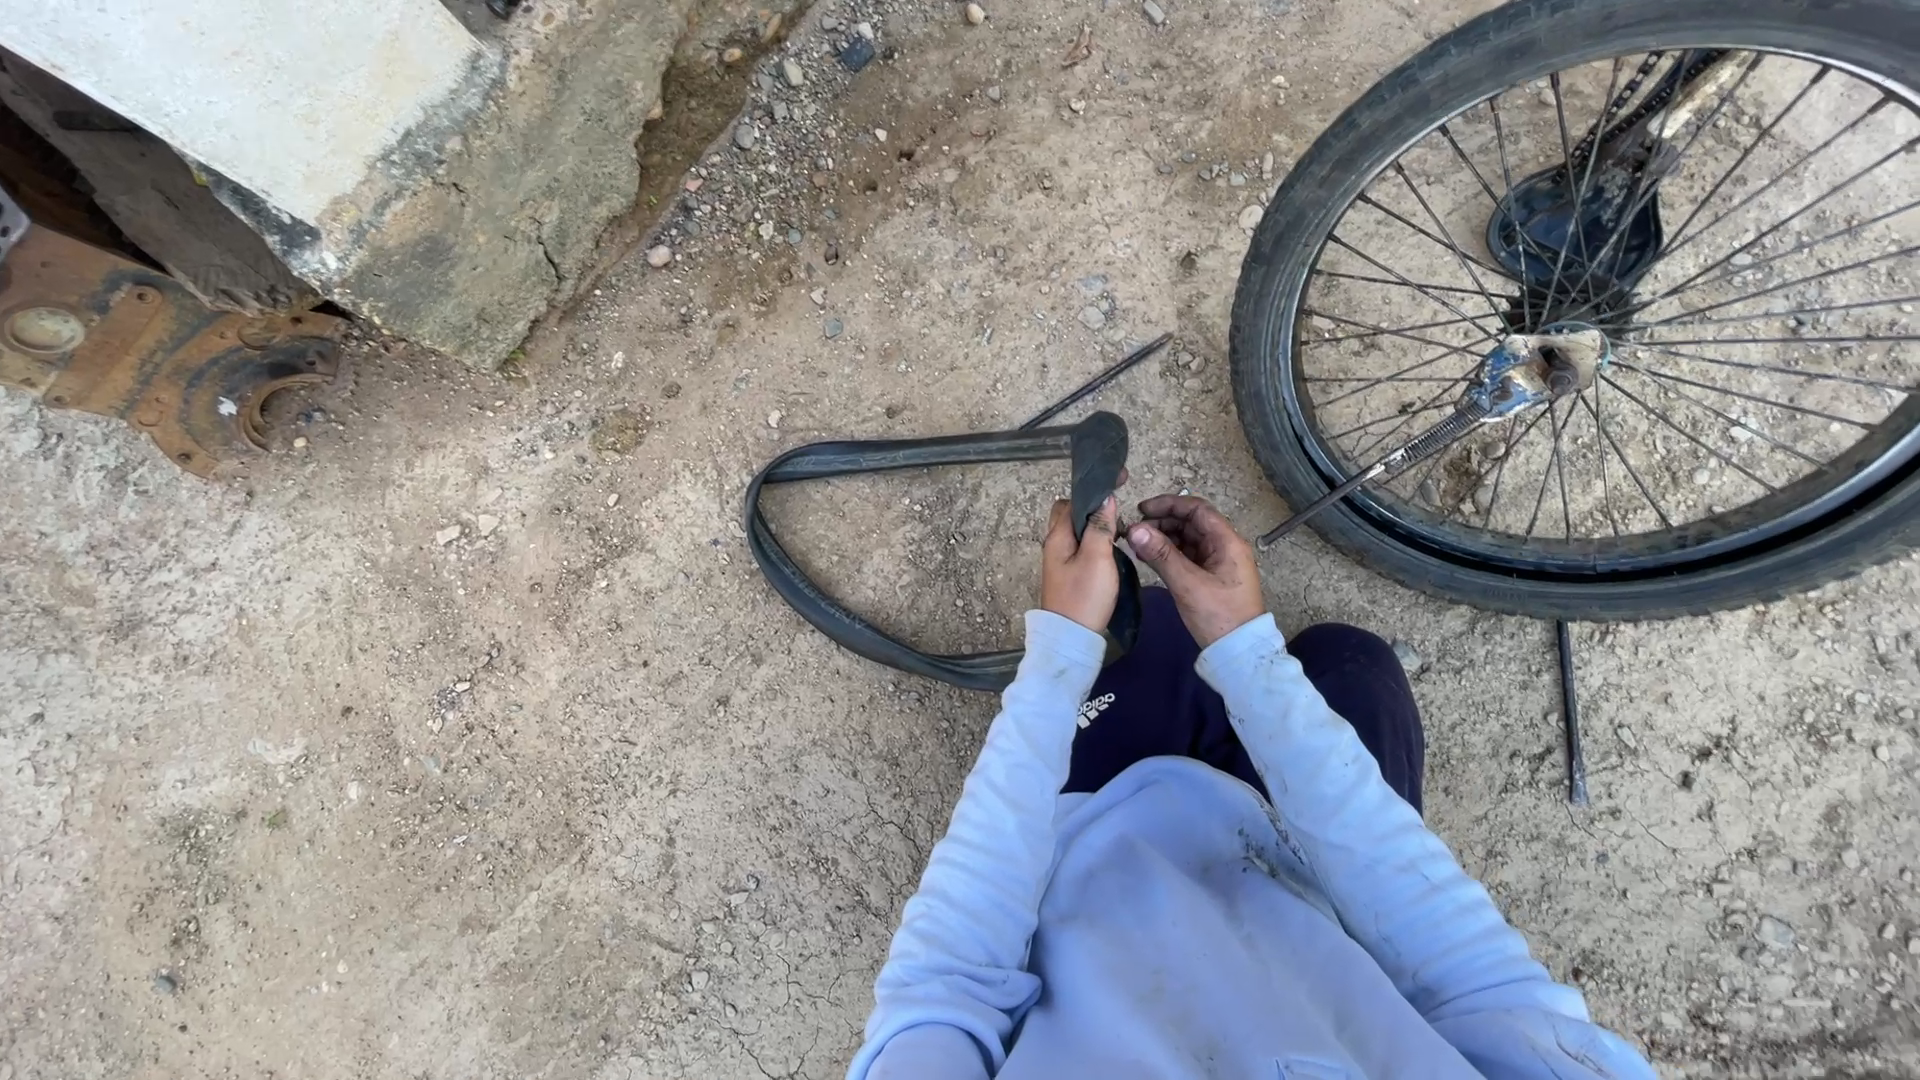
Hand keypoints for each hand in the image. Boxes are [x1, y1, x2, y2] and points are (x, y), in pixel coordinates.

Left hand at [1040, 495, 1120, 632]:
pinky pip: (1080, 546)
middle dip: (1092, 505)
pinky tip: (1111, 546)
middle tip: (1118, 507)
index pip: (1072, 500)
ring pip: (1076, 531)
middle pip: (1070, 513)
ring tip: (1120, 526)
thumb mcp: (1097, 557)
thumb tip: (1105, 498)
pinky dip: (1094, 540)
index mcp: (1057, 536)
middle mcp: (1054, 544)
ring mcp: (1060, 560)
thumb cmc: (1084, 596)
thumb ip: (1100, 526)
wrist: (1072, 637)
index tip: (1120, 481)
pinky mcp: (1068, 573)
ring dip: (1095, 524)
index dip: (1094, 488)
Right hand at [1126, 494, 1266, 646]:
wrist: (1238, 651)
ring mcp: (1218, 562)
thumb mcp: (1187, 584)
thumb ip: (1161, 555)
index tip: (1141, 509)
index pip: (1197, 509)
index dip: (1168, 505)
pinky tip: (1149, 558)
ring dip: (1163, 538)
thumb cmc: (1218, 616)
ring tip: (1138, 545)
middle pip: (1191, 523)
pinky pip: (1187, 556)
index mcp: (1227, 542)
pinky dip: (1168, 554)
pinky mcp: (1210, 576)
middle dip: (1162, 522)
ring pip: (1187, 539)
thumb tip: (1135, 529)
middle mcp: (1224, 547)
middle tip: (1135, 531)